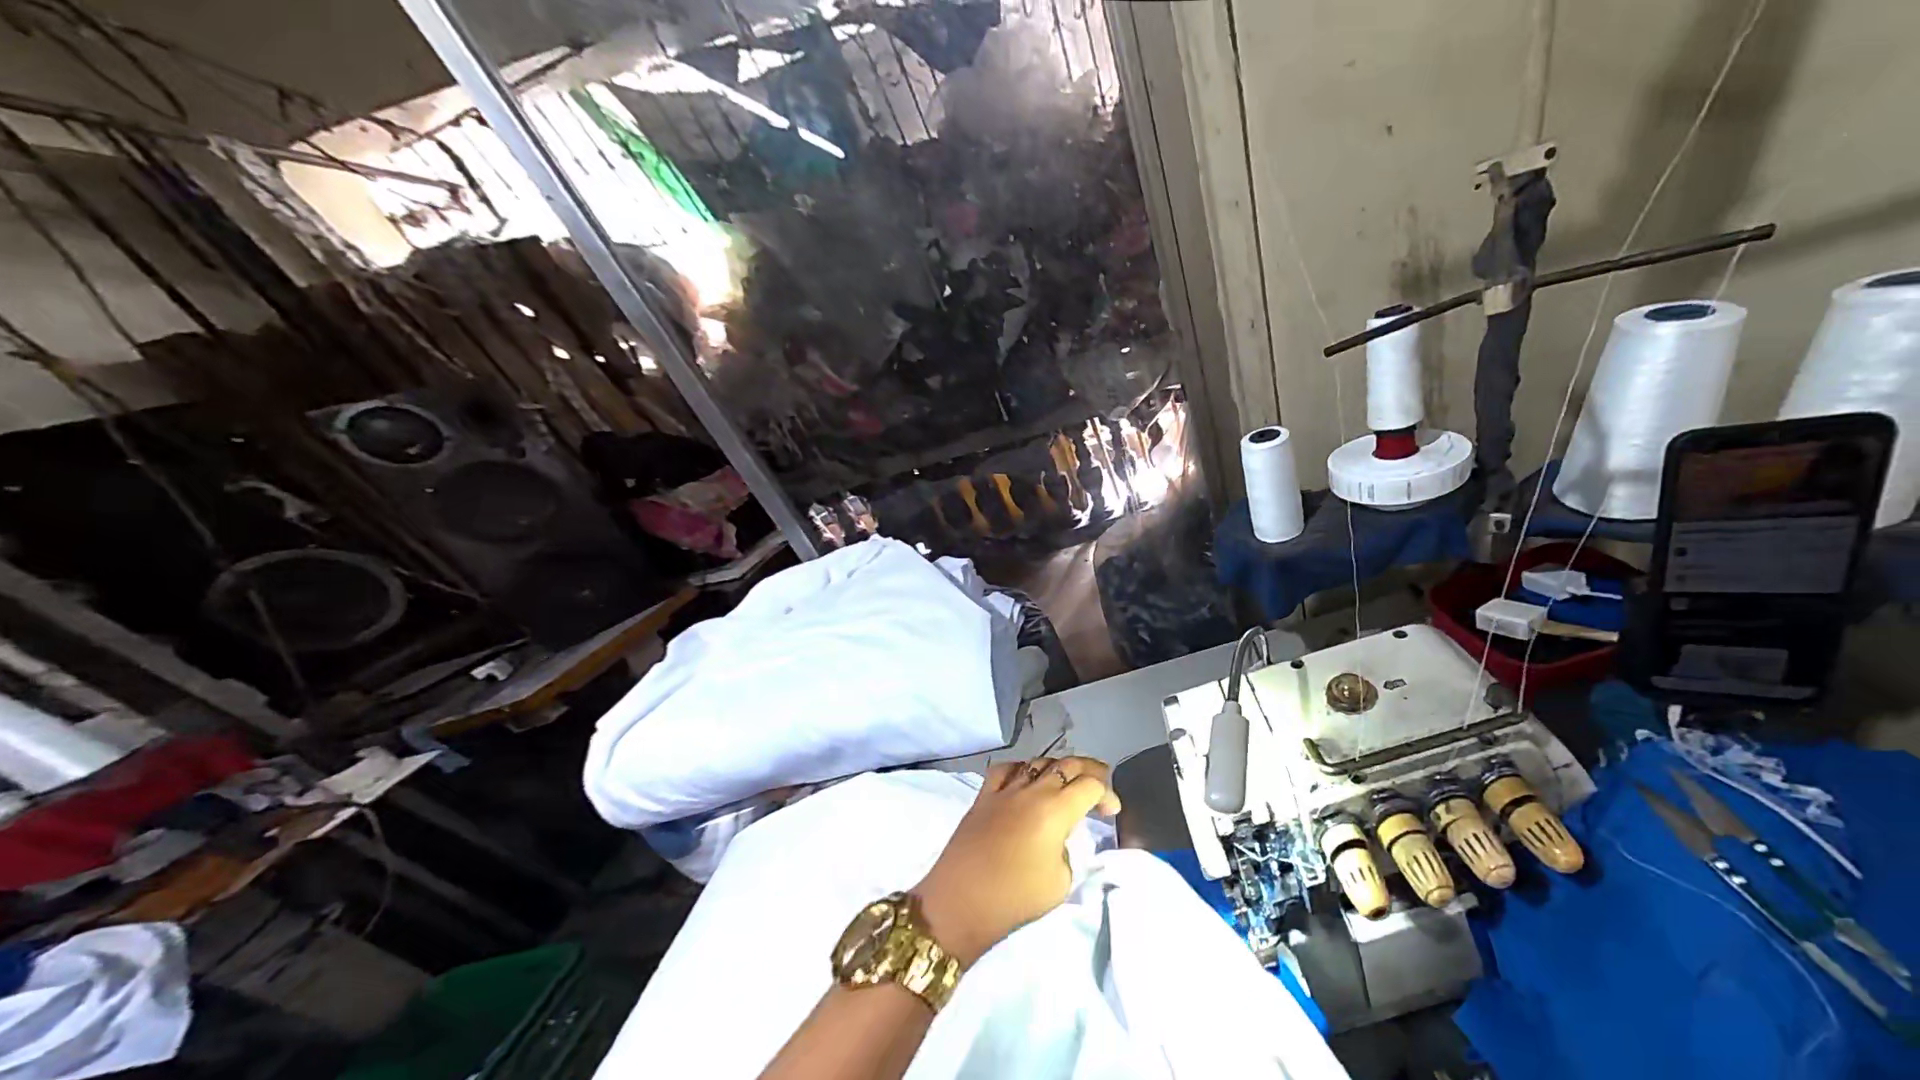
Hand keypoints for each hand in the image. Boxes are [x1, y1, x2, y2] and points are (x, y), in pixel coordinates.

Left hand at [913, 757, 1121, 966]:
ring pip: (1037, 763)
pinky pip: (1005, 770)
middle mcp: (1031, 791)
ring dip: (1058, 768)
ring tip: (1068, 782)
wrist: (960, 903)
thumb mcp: (1061, 881)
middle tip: (1101, 785)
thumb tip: (1060, 839)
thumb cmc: (1015, 898)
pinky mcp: (983, 797)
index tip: (1112, 812)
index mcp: (1055, 810)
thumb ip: (1068, 851)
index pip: (1090, 786)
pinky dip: (1022, 769)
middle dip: (1089, 770)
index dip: (1107, 794)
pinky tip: (1027, 779)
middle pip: (1067, 765)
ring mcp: (1004, 790)